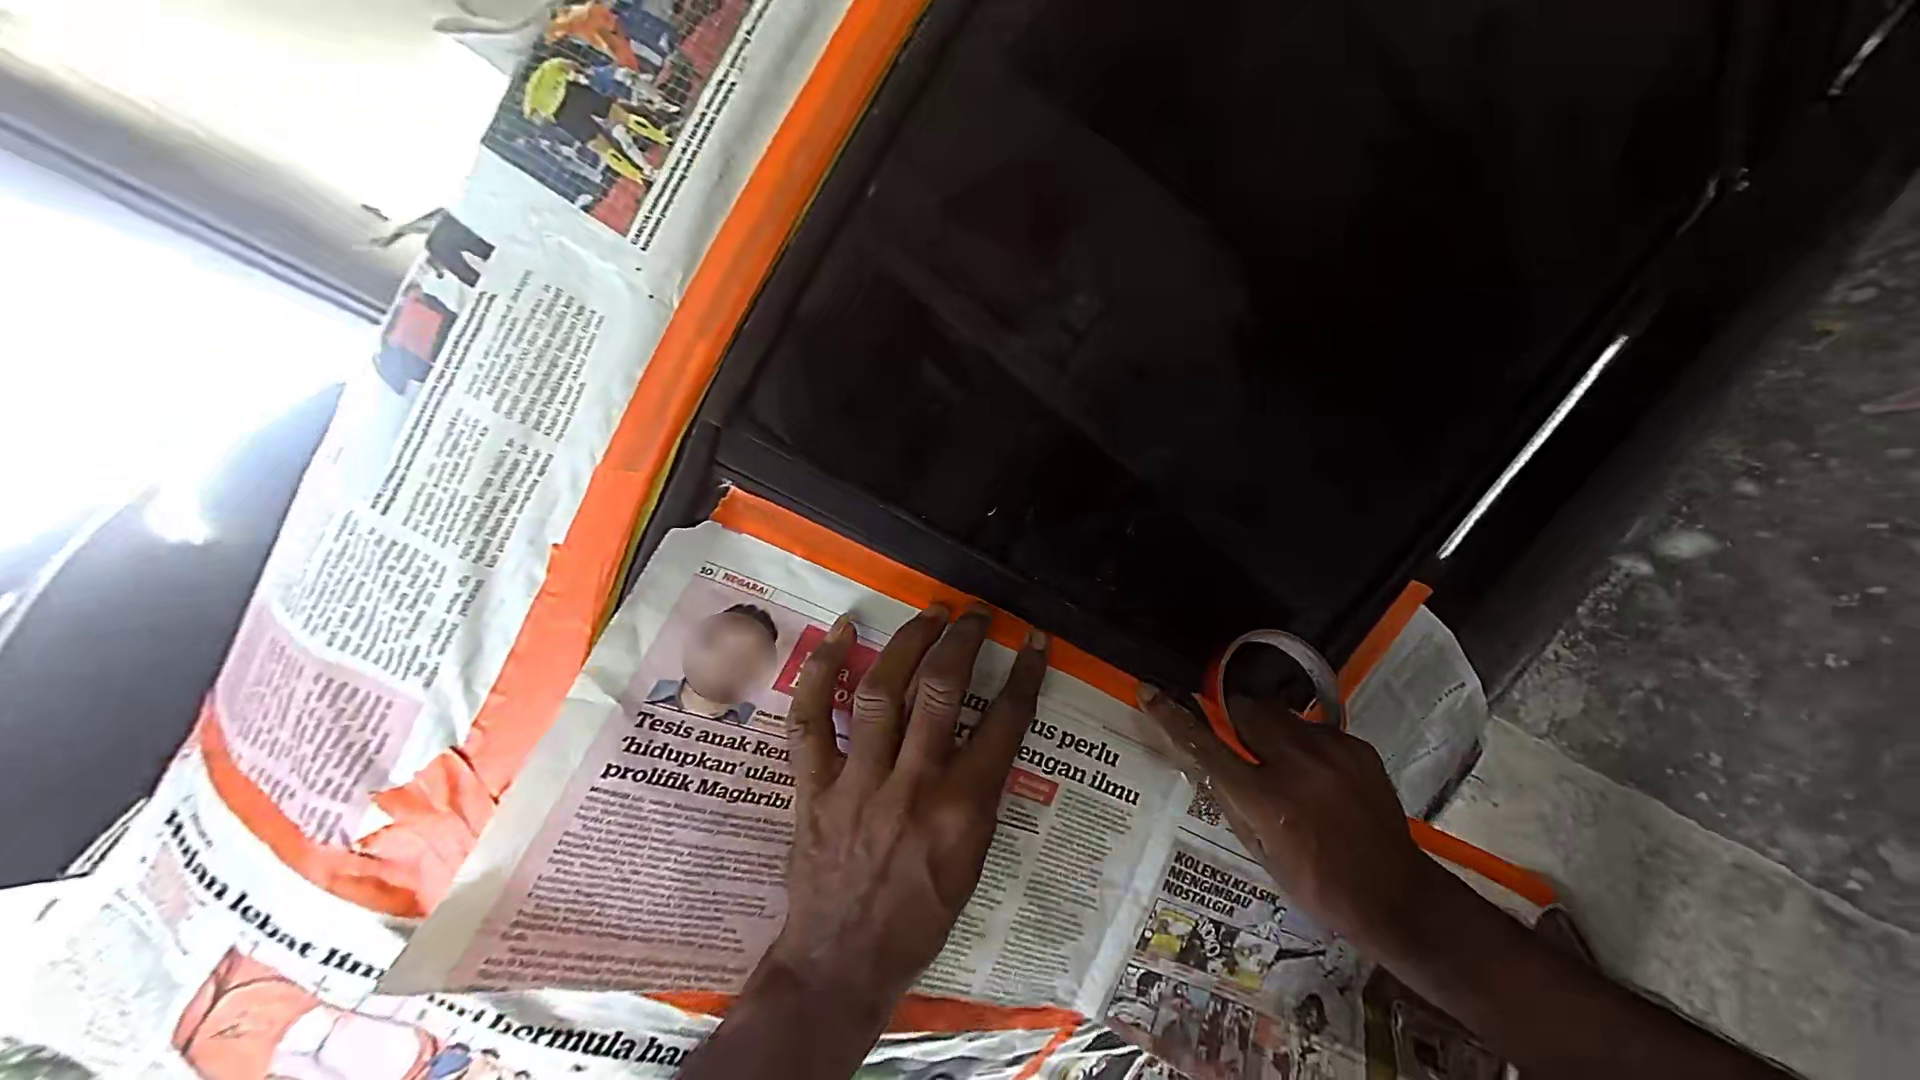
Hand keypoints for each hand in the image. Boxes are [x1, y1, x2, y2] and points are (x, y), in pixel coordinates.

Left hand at [761, 603, 1049, 1013]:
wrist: (843, 959)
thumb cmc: (920, 917)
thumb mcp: (974, 863)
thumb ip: (982, 795)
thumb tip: (990, 735)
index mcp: (962, 810)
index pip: (1004, 724)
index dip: (1024, 675)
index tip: (1032, 642)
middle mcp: (912, 786)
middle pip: (941, 691)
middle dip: (963, 641)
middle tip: (975, 614)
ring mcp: (858, 781)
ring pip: (883, 691)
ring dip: (909, 642)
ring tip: (929, 613)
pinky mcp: (814, 784)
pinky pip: (811, 718)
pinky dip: (822, 670)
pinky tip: (840, 631)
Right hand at [1135, 685, 1438, 952]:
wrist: (1398, 896)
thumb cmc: (1316, 883)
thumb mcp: (1258, 848)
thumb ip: (1228, 795)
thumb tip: (1200, 755)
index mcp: (1267, 801)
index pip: (1206, 747)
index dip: (1172, 717)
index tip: (1149, 691)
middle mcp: (1299, 766)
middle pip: (1247, 710)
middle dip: (1237, 719)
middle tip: (1243, 745)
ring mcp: (1333, 751)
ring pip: (1281, 714)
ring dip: (1271, 731)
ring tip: (1285, 765)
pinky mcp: (1358, 746)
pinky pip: (1314, 728)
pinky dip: (1304, 743)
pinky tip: (1317, 775)